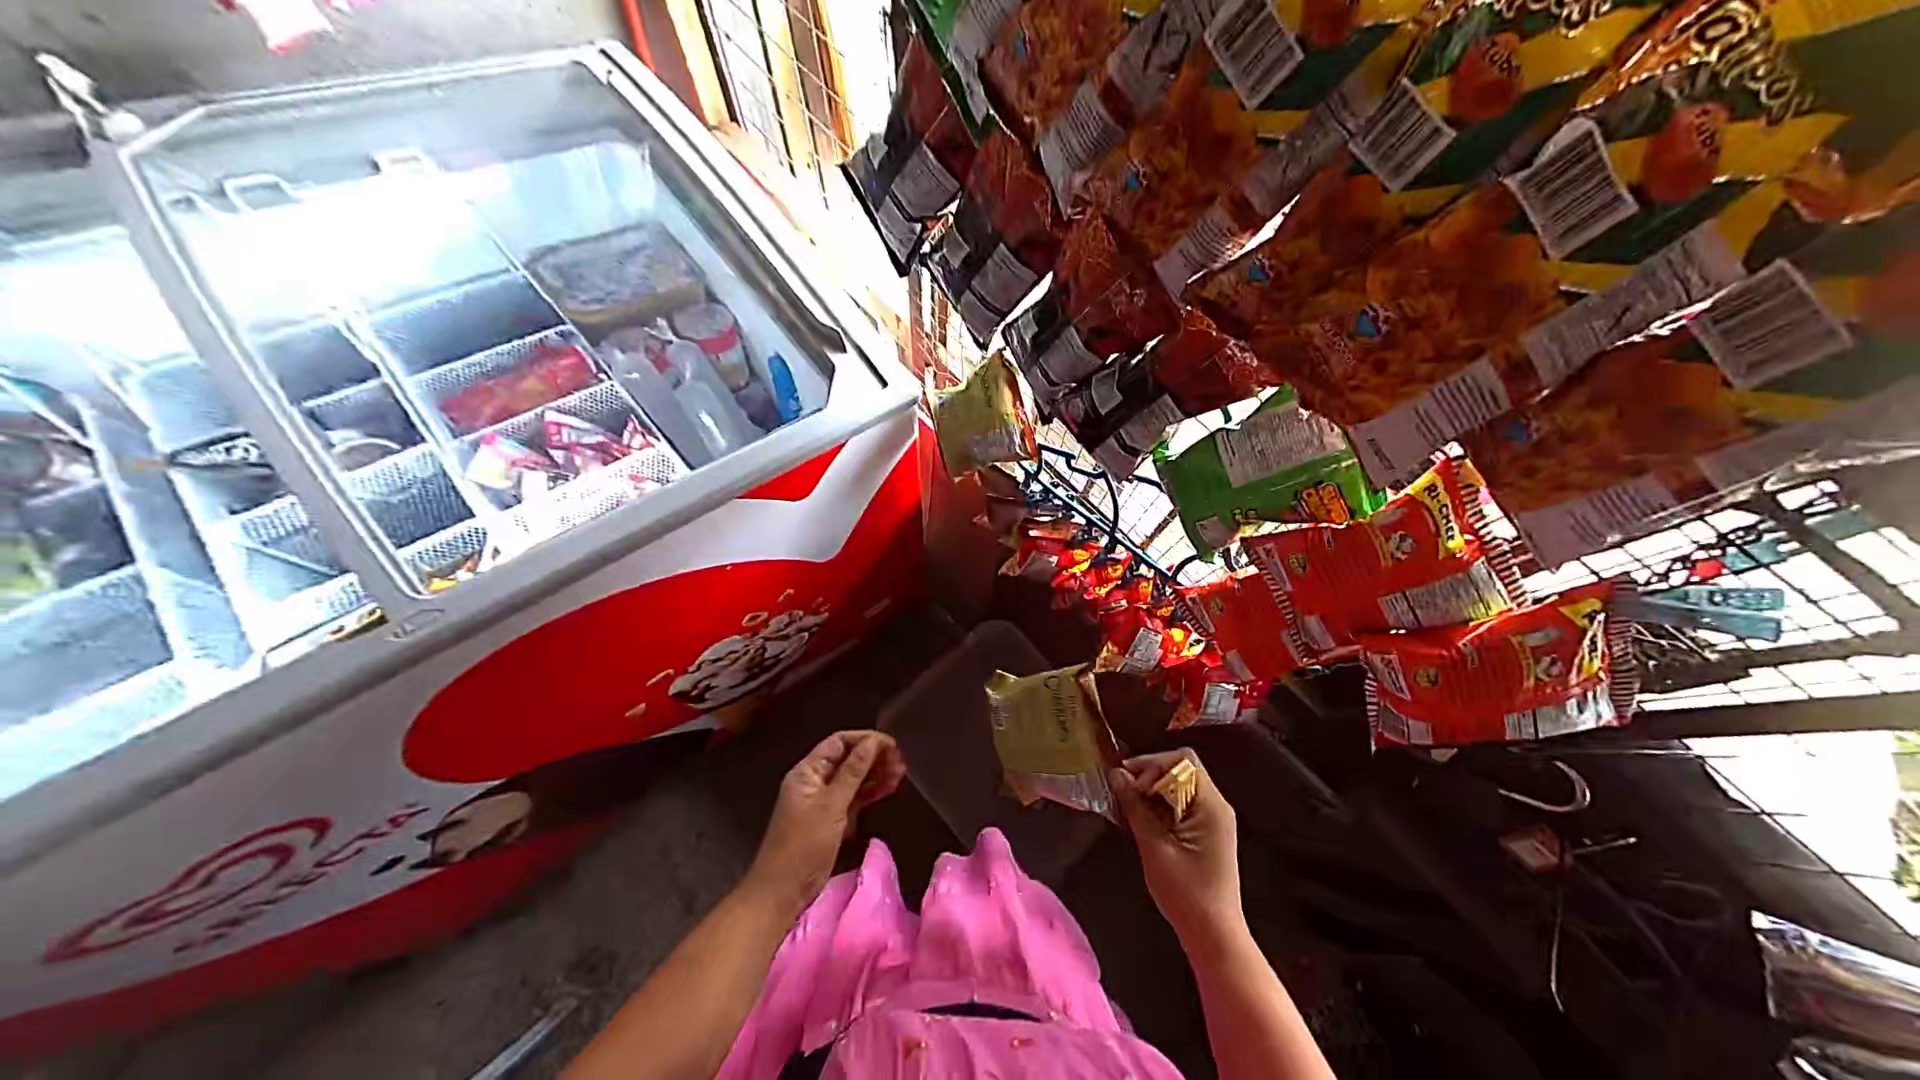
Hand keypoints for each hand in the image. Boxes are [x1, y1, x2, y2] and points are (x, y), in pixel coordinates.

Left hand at [746, 731, 904, 914]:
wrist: (783, 891)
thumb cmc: (803, 845)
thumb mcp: (831, 805)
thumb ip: (853, 771)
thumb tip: (872, 742)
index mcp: (807, 772)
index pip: (839, 742)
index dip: (865, 739)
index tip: (891, 744)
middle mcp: (815, 781)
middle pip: (847, 759)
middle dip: (873, 756)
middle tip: (901, 760)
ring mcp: (823, 801)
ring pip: (853, 778)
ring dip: (876, 773)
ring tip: (901, 772)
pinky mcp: (832, 819)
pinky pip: (854, 797)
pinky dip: (871, 791)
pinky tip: (890, 787)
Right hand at [1111, 750, 1244, 950]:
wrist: (1213, 934)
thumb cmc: (1186, 893)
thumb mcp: (1155, 847)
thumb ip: (1136, 807)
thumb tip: (1116, 774)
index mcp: (1211, 806)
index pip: (1183, 760)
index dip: (1153, 764)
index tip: (1130, 783)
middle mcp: (1216, 805)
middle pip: (1181, 769)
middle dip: (1149, 775)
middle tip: (1123, 792)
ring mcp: (1212, 818)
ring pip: (1179, 785)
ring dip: (1152, 791)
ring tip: (1129, 807)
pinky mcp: (1205, 830)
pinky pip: (1181, 803)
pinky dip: (1159, 805)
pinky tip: (1142, 820)